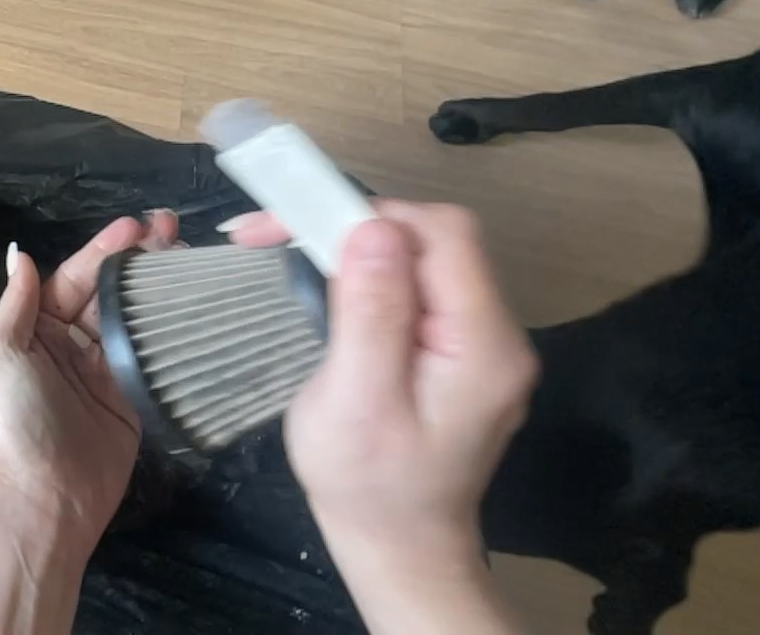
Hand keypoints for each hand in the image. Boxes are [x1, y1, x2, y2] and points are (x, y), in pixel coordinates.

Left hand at [0, 210, 177, 542]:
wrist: (42, 498)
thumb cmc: (13, 418)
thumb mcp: (0, 352)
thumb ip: (17, 303)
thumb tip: (18, 254)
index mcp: (34, 328)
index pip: (73, 278)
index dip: (102, 252)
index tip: (136, 225)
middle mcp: (70, 344)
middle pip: (107, 293)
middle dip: (136, 261)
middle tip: (172, 228)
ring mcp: (104, 371)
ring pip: (133, 319)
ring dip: (157, 289)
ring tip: (189, 255)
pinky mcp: (133, 400)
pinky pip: (152, 358)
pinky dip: (171, 333)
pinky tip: (193, 306)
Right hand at [230, 202, 536, 631]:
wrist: (395, 544)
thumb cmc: (366, 481)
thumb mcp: (358, 399)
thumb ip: (372, 312)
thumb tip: (372, 228)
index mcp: (480, 343)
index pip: (440, 234)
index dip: (366, 214)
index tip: (292, 227)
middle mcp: (491, 332)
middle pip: (427, 236)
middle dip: (346, 221)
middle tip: (269, 235)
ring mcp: (472, 339)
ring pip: (413, 252)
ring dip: (345, 240)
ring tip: (281, 248)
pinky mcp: (446, 345)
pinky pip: (407, 280)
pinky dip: (356, 265)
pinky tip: (319, 278)